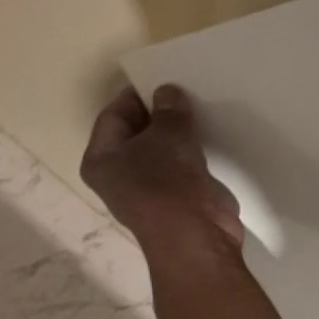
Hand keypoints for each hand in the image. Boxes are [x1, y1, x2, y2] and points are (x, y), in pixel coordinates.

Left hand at [81, 84, 244, 253]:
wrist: (196, 238)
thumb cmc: (167, 184)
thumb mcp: (167, 138)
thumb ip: (169, 112)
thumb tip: (169, 92)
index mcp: (101, 159)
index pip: (114, 116)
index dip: (137, 96)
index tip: (164, 80)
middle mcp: (120, 175)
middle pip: (139, 136)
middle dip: (163, 116)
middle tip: (189, 96)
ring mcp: (152, 191)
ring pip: (165, 154)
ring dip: (183, 138)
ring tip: (206, 116)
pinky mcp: (181, 202)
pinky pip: (187, 171)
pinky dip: (199, 157)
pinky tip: (217, 145)